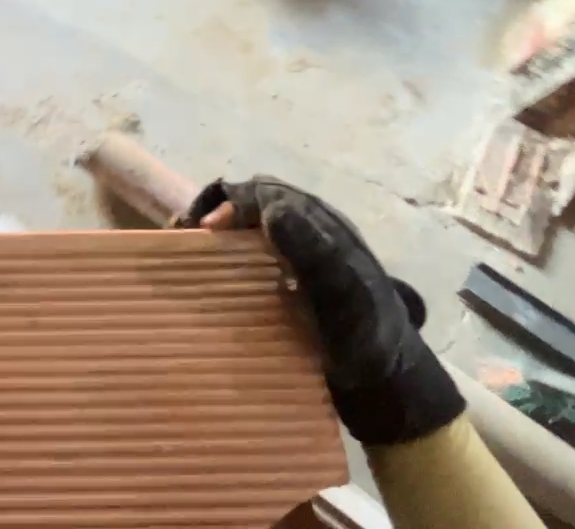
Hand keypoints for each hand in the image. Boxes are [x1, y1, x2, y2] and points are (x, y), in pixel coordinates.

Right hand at [187, 177, 462, 445]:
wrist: (384, 380)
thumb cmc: (363, 337)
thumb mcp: (343, 297)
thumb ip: (314, 252)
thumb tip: (274, 208)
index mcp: (321, 223)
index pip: (264, 193)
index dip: (229, 203)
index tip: (203, 231)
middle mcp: (307, 225)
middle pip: (250, 198)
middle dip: (215, 209)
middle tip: (190, 237)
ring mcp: (297, 246)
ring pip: (247, 217)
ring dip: (216, 225)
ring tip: (191, 244)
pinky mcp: (288, 269)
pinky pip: (250, 242)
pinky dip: (223, 245)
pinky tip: (211, 263)